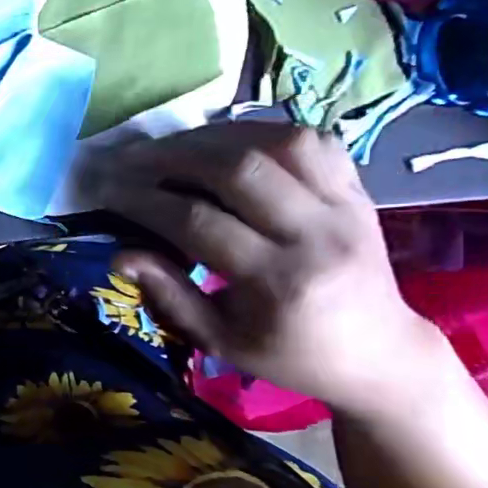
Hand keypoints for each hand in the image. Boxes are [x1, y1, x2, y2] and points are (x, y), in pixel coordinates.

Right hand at [97, 121, 444, 411]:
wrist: (378, 353)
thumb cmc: (290, 355)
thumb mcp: (220, 341)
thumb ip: (170, 295)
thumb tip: (120, 254)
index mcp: (279, 282)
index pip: (200, 222)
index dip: (146, 201)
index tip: (109, 191)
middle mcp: (316, 235)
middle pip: (238, 170)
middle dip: (174, 157)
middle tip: (134, 159)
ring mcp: (344, 205)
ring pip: (276, 142)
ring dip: (215, 137)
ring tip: (175, 147)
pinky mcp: (358, 190)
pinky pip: (311, 139)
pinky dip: (263, 132)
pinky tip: (230, 142)